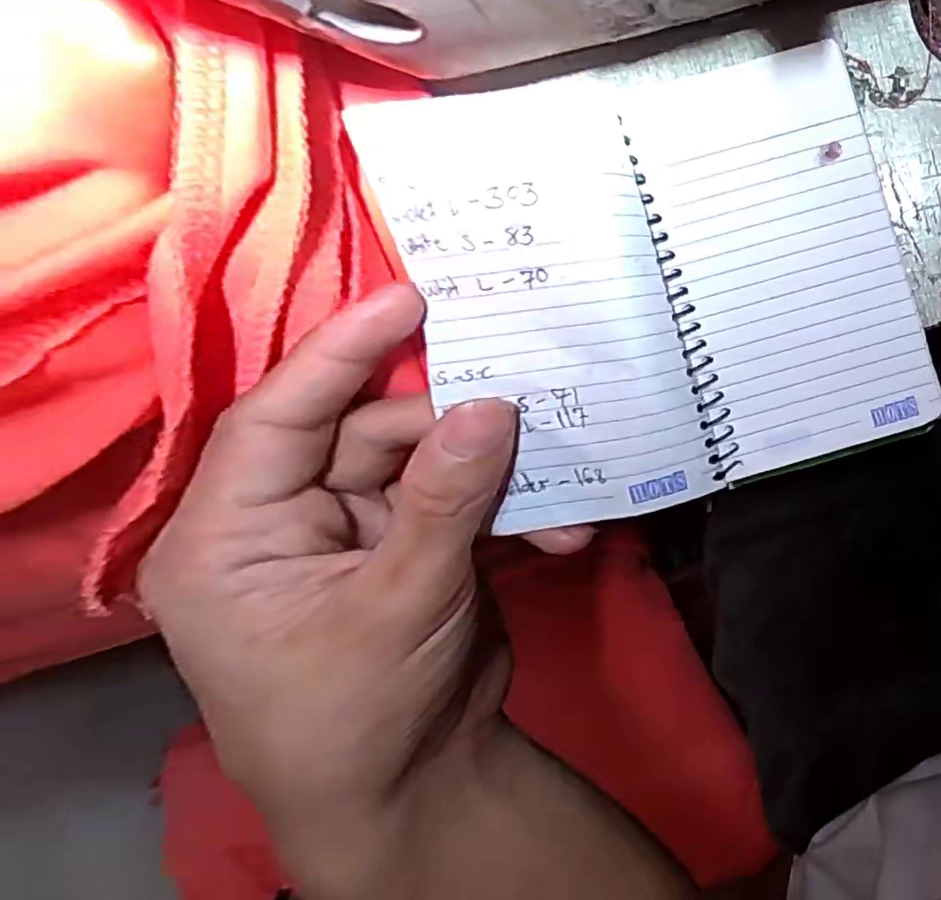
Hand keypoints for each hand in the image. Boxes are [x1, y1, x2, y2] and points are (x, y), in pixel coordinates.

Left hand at [137, 285, 590, 888]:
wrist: (415, 775)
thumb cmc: (360, 702)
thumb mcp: (404, 597)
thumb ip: (446, 497)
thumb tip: (493, 405)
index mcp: (240, 531)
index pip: (283, 416)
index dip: (344, 352)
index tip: (413, 298)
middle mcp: (298, 516)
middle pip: (384, 435)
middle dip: (465, 434)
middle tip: (538, 417)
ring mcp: (368, 529)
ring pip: (444, 465)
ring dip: (511, 480)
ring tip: (564, 498)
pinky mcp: (426, 544)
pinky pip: (476, 499)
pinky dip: (523, 510)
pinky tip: (566, 532)